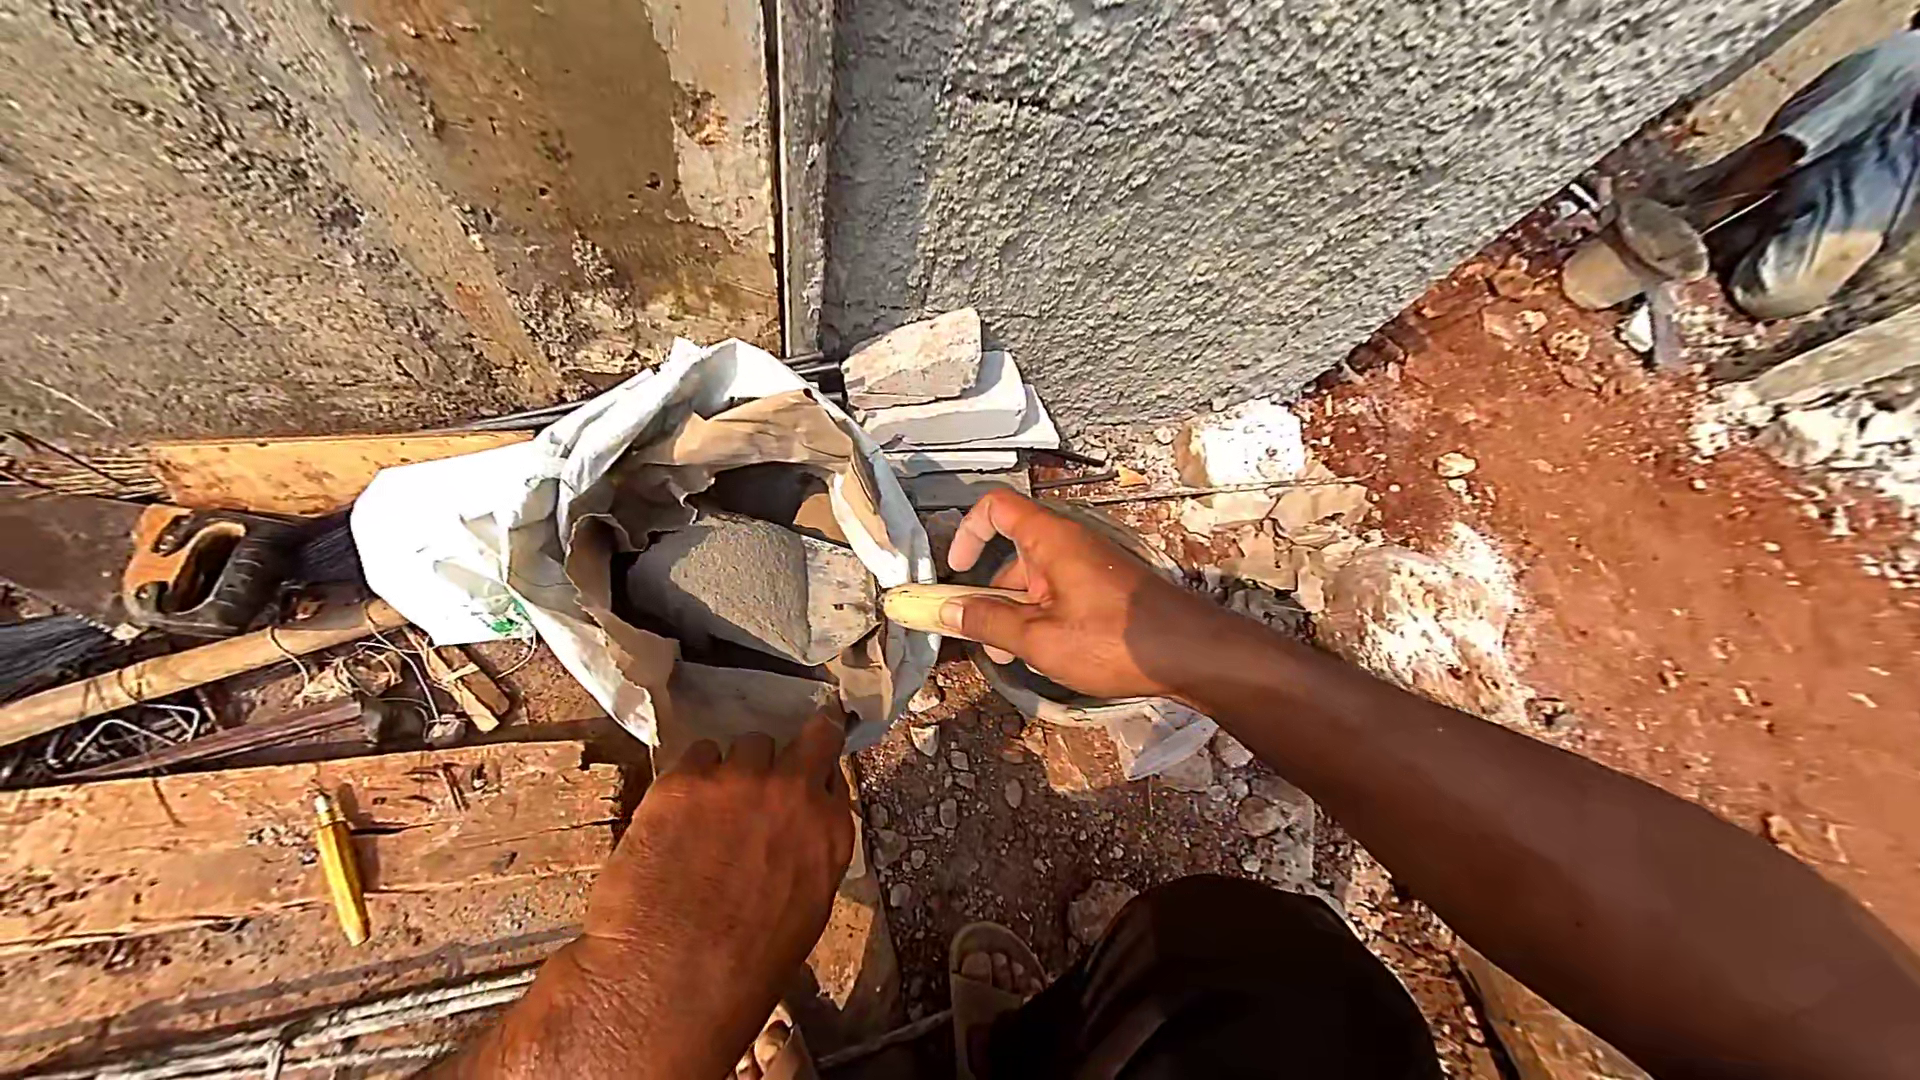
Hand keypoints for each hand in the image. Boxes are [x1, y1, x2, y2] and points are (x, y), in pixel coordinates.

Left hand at [436, 711, 853, 1079]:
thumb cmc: (742, 967)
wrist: (663, 984)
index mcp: (830, 828)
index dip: (818, 773)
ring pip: (748, 745)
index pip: (836, 773)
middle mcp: (794, 791)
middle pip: (811, 736)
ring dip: (738, 769)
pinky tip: (676, 812)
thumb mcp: (806, 908)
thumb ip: (812, 848)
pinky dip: (692, 777)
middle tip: (773, 768)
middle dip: (799, 745)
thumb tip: (801, 825)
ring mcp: (740, 780)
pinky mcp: (686, 780)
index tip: (806, 776)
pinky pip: (697, 754)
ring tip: (711, 806)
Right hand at [942, 489, 1232, 699]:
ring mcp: (1088, 565)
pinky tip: (1043, 653)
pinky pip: (1058, 592)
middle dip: (990, 594)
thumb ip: (988, 621)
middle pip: (1011, 554)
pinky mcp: (1102, 586)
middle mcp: (1069, 543)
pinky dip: (1041, 616)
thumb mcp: (1039, 638)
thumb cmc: (1116, 640)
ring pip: (1034, 580)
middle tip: (981, 635)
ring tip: (1014, 656)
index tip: (956, 569)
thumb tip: (948, 610)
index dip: (967, 532)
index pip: (995, 507)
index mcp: (1050, 539)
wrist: (1192, 653)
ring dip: (1015, 613)